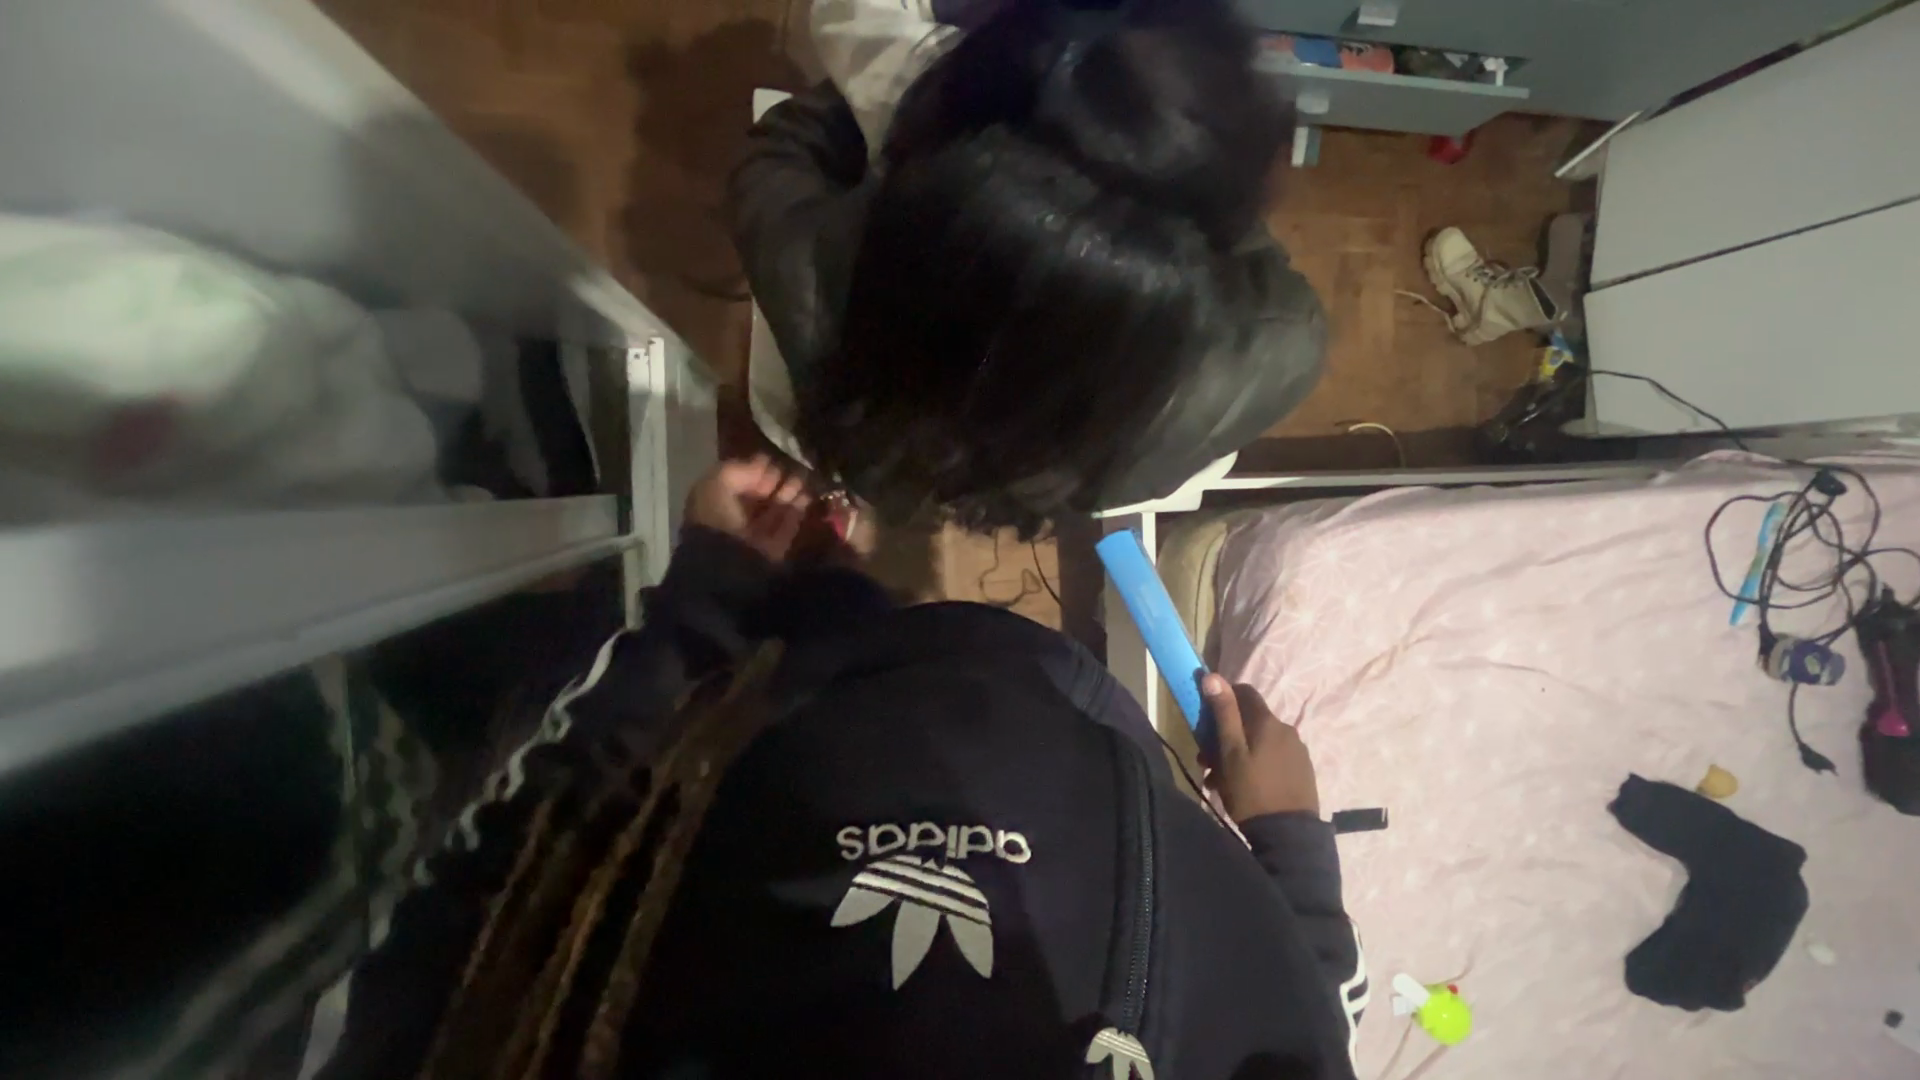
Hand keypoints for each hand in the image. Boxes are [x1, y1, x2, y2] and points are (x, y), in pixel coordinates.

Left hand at [685, 456, 811, 562]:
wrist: (727, 560)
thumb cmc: (717, 517)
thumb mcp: (717, 484)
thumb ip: (739, 470)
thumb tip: (763, 461)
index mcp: (714, 503)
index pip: (737, 483)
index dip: (754, 471)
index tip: (770, 462)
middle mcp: (734, 519)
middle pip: (759, 496)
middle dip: (775, 481)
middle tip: (792, 469)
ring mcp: (756, 535)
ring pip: (775, 510)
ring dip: (789, 493)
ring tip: (803, 479)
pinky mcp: (775, 549)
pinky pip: (787, 526)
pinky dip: (797, 511)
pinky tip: (806, 497)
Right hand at [1201, 675, 1318, 820]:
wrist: (1289, 836)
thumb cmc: (1251, 791)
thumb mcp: (1230, 752)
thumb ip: (1224, 713)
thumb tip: (1212, 676)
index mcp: (1267, 722)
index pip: (1244, 691)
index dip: (1223, 697)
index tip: (1206, 718)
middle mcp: (1286, 729)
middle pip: (1250, 719)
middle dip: (1225, 733)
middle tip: (1206, 760)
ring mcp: (1297, 751)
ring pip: (1259, 740)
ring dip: (1237, 752)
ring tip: (1221, 780)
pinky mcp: (1302, 770)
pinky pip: (1272, 757)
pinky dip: (1254, 764)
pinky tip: (1243, 786)